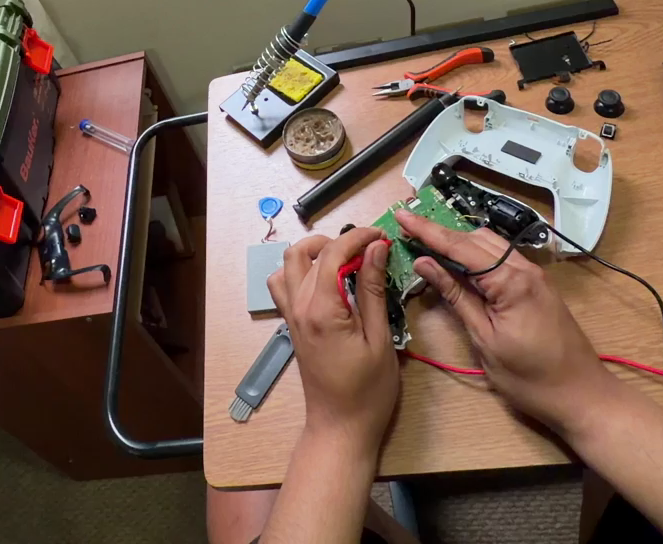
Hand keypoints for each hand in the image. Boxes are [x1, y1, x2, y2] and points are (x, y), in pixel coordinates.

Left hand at [266, 228, 399, 453]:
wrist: (340, 427)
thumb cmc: (368, 390)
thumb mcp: (380, 338)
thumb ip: (372, 289)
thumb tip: (376, 248)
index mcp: (321, 308)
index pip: (332, 253)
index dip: (357, 237)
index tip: (381, 236)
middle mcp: (298, 305)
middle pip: (305, 252)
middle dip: (336, 241)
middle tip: (366, 249)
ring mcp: (290, 314)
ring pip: (288, 263)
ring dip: (313, 252)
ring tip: (343, 259)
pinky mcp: (290, 323)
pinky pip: (282, 284)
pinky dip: (298, 271)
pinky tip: (324, 280)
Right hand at [394, 211, 617, 436]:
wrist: (584, 398)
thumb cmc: (531, 379)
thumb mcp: (485, 339)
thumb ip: (455, 296)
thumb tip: (424, 263)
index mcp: (510, 281)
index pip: (459, 246)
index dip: (427, 230)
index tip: (401, 214)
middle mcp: (524, 268)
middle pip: (473, 238)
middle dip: (439, 231)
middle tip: (407, 228)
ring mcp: (533, 275)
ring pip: (488, 244)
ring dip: (457, 241)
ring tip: (426, 242)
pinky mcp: (535, 285)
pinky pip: (499, 257)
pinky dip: (474, 254)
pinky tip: (458, 262)